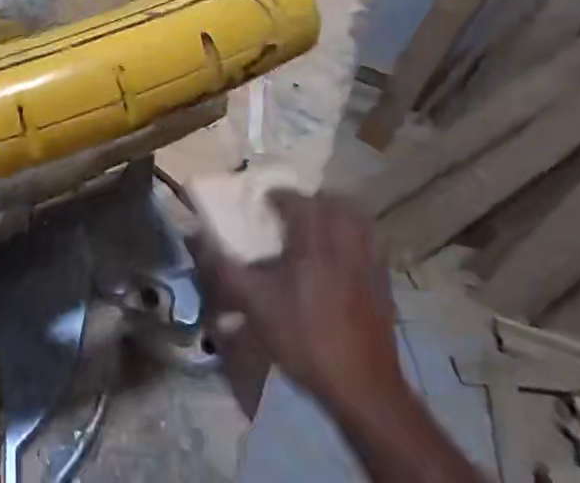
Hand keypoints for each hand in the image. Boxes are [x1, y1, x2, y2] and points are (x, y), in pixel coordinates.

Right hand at [196, 191, 404, 414]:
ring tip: (320, 228)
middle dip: (310, 202)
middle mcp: (344, 241)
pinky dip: (357, 237)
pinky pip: (372, 243)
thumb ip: (225, 269)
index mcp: (313, 240)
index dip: (279, 197)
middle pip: (332, 203)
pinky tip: (345, 255)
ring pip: (357, 219)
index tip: (264, 203)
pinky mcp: (384, 281)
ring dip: (337, 214)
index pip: (297, 201)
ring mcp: (369, 260)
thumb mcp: (256, 305)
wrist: (360, 384)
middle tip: (292, 213)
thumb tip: (195, 236)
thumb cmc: (303, 338)